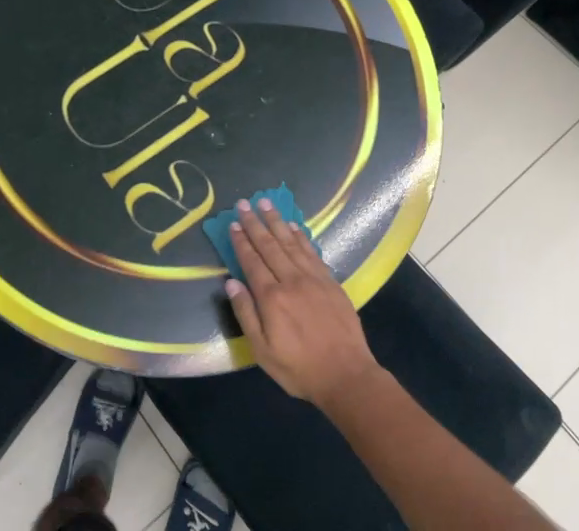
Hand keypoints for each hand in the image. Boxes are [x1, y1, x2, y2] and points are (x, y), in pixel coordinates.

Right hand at [225, 199, 382, 408]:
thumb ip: (246, 314)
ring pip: (291, 243)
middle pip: (270, 246)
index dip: (241, 241)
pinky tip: (294, 226)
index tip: (233, 223)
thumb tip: (231, 283)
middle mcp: (291, 281)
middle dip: (256, 224)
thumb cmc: (299, 368)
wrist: (346, 376)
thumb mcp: (262, 351)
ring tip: (266, 204)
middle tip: (245, 203)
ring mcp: (314, 279)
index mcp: (271, 298)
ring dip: (277, 222)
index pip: (252, 261)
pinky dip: (301, 237)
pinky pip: (312, 252)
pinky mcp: (331, 283)